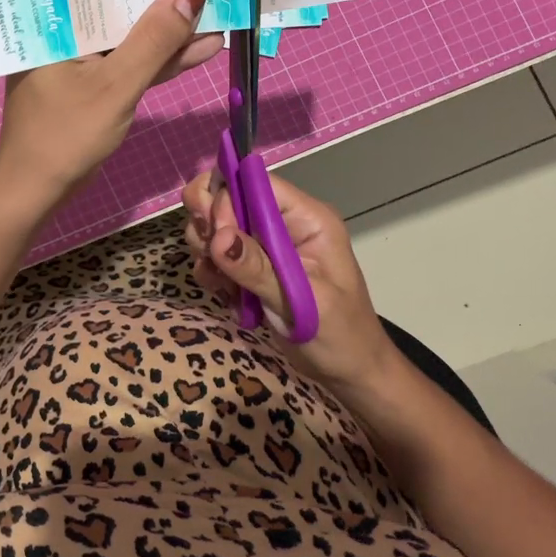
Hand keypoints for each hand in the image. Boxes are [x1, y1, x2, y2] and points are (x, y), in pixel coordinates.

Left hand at [0, 0, 224, 212]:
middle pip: (115, 10)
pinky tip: (200, 48)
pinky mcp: (89, 87)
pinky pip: (126, 65)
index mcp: (51, 27)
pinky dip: (158, 61)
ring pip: (126, 39)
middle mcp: (60, 37)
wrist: (38, 191)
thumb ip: (152, 41)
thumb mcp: (116, 85)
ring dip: (168, 33)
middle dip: (159, 0)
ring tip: (218, 12)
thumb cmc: (66, 134)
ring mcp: (75, 64)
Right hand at [182, 171, 400, 391]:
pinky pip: (213, 252)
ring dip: (206, 251)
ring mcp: (263, 242)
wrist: (349, 373)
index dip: (226, 199)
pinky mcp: (249, 263)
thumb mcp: (302, 302)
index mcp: (305, 218)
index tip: (215, 234)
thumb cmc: (341, 336)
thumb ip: (258, 269)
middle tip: (211, 257)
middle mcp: (280, 222)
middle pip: (224, 195)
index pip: (253, 182)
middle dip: (209, 223)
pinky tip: (226, 296)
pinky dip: (210, 271)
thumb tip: (218, 238)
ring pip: (213, 223)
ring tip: (223, 284)